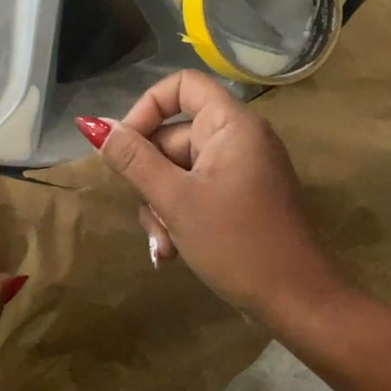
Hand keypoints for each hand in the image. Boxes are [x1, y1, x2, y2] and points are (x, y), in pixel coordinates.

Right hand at [81, 70, 349, 321]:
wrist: (298, 304)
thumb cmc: (236, 243)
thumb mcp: (174, 199)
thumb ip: (132, 158)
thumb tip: (92, 124)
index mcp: (231, 126)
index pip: (180, 86)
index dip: (146, 108)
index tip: (124, 145)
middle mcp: (239, 139)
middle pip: (172, 136)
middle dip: (149, 179)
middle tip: (149, 216)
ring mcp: (242, 171)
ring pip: (178, 171)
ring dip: (161, 206)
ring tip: (164, 246)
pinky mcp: (241, 199)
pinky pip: (196, 192)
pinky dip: (180, 217)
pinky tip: (173, 251)